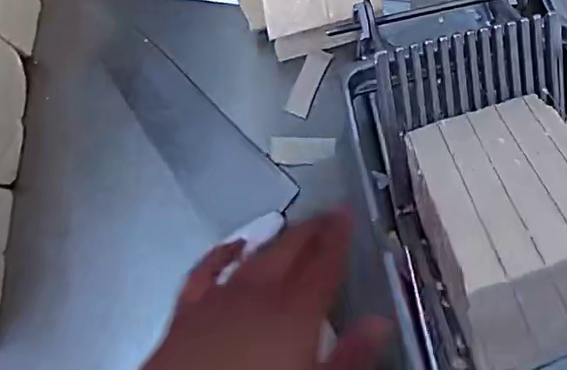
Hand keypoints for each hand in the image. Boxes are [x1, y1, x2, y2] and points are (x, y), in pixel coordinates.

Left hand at [142, 211, 392, 369]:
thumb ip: (350, 355)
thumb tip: (379, 323)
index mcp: (294, 312)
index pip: (324, 263)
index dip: (339, 235)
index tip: (347, 211)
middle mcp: (259, 293)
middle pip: (291, 250)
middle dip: (312, 230)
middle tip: (328, 215)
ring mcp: (219, 298)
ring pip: (256, 254)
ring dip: (277, 239)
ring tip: (292, 229)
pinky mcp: (186, 312)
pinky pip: (207, 270)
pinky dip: (223, 254)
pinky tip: (233, 246)